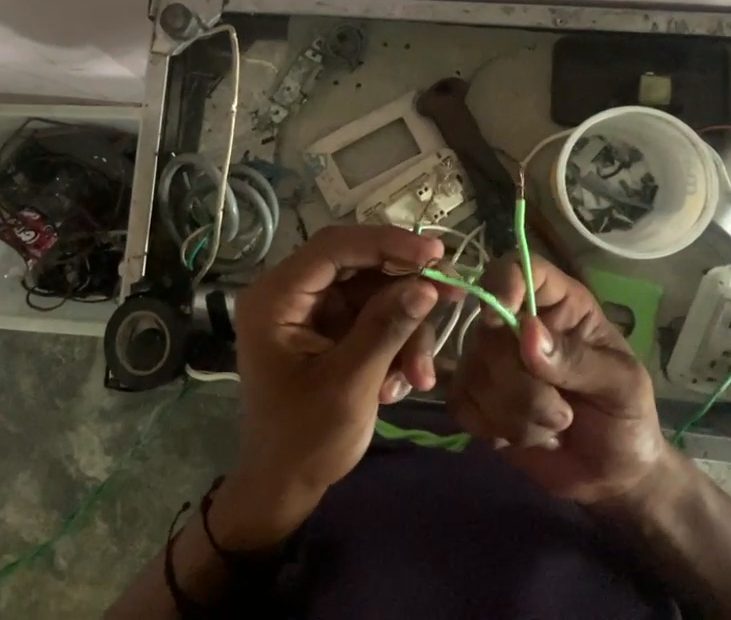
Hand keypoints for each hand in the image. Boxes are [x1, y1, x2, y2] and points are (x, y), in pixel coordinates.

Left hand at [215, 225, 447, 546]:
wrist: (283, 487)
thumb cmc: (305, 439)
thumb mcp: (350, 384)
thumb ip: (386, 328)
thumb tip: (428, 285)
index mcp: (276, 296)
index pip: (335, 247)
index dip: (387, 244)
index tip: (436, 254)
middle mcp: (289, 293)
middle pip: (358, 267)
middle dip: (406, 289)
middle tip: (454, 298)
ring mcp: (309, 312)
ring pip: (372, 295)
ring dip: (405, 330)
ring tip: (421, 377)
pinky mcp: (327, 332)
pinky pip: (370, 319)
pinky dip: (394, 345)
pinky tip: (399, 384)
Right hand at [448, 256, 678, 508]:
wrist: (615, 478)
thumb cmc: (627, 418)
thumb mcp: (623, 386)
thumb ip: (579, 360)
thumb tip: (527, 332)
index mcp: (557, 304)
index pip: (517, 268)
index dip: (503, 283)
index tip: (503, 318)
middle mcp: (515, 323)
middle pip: (488, 332)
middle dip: (525, 386)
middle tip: (565, 414)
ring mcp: (488, 361)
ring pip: (475, 375)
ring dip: (519, 415)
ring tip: (554, 427)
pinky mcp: (472, 397)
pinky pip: (463, 404)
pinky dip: (498, 430)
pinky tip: (528, 436)